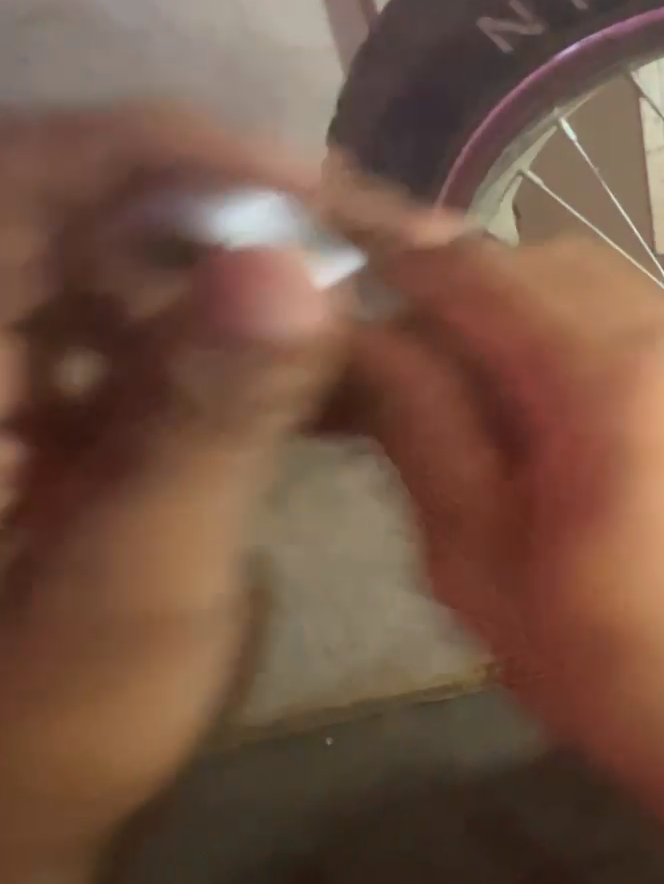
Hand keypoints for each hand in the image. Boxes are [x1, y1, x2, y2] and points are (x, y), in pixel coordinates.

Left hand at [0, 105, 343, 883]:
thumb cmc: (41, 721)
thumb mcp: (136, 574)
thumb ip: (211, 420)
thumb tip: (297, 271)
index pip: (46, 170)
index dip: (204, 162)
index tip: (350, 207)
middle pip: (122, 204)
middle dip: (274, 225)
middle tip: (406, 268)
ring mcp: (26, 365)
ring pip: (169, 265)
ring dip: (291, 286)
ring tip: (397, 323)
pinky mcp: (83, 404)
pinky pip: (192, 333)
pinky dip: (282, 344)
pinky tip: (354, 383)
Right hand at [335, 233, 663, 883]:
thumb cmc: (605, 659)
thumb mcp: (477, 555)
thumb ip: (423, 419)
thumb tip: (365, 325)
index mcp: (620, 386)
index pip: (490, 274)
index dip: (410, 263)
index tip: (356, 273)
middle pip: (564, 265)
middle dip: (488, 291)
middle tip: (439, 358)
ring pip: (628, 289)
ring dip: (559, 316)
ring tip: (524, 394)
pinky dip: (628, 345)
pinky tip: (608, 413)